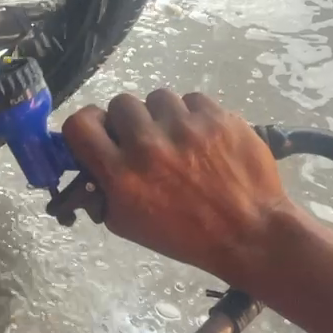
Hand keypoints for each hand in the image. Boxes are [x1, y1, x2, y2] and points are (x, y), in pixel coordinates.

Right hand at [63, 89, 303, 286]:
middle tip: (145, 139)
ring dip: (163, 115)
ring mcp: (185, 128)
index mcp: (122, 174)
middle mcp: (148, 145)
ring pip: (157, 97)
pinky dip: (194, 115)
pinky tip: (203, 137)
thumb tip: (88, 163)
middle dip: (129, 120)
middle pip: (120, 103)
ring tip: (179, 137)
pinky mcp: (217, 118)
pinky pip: (192, 99)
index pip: (80, 123)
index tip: (101, 133)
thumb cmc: (184, 235)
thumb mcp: (126, 223)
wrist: (252, 234)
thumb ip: (101, 188)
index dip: (88, 124)